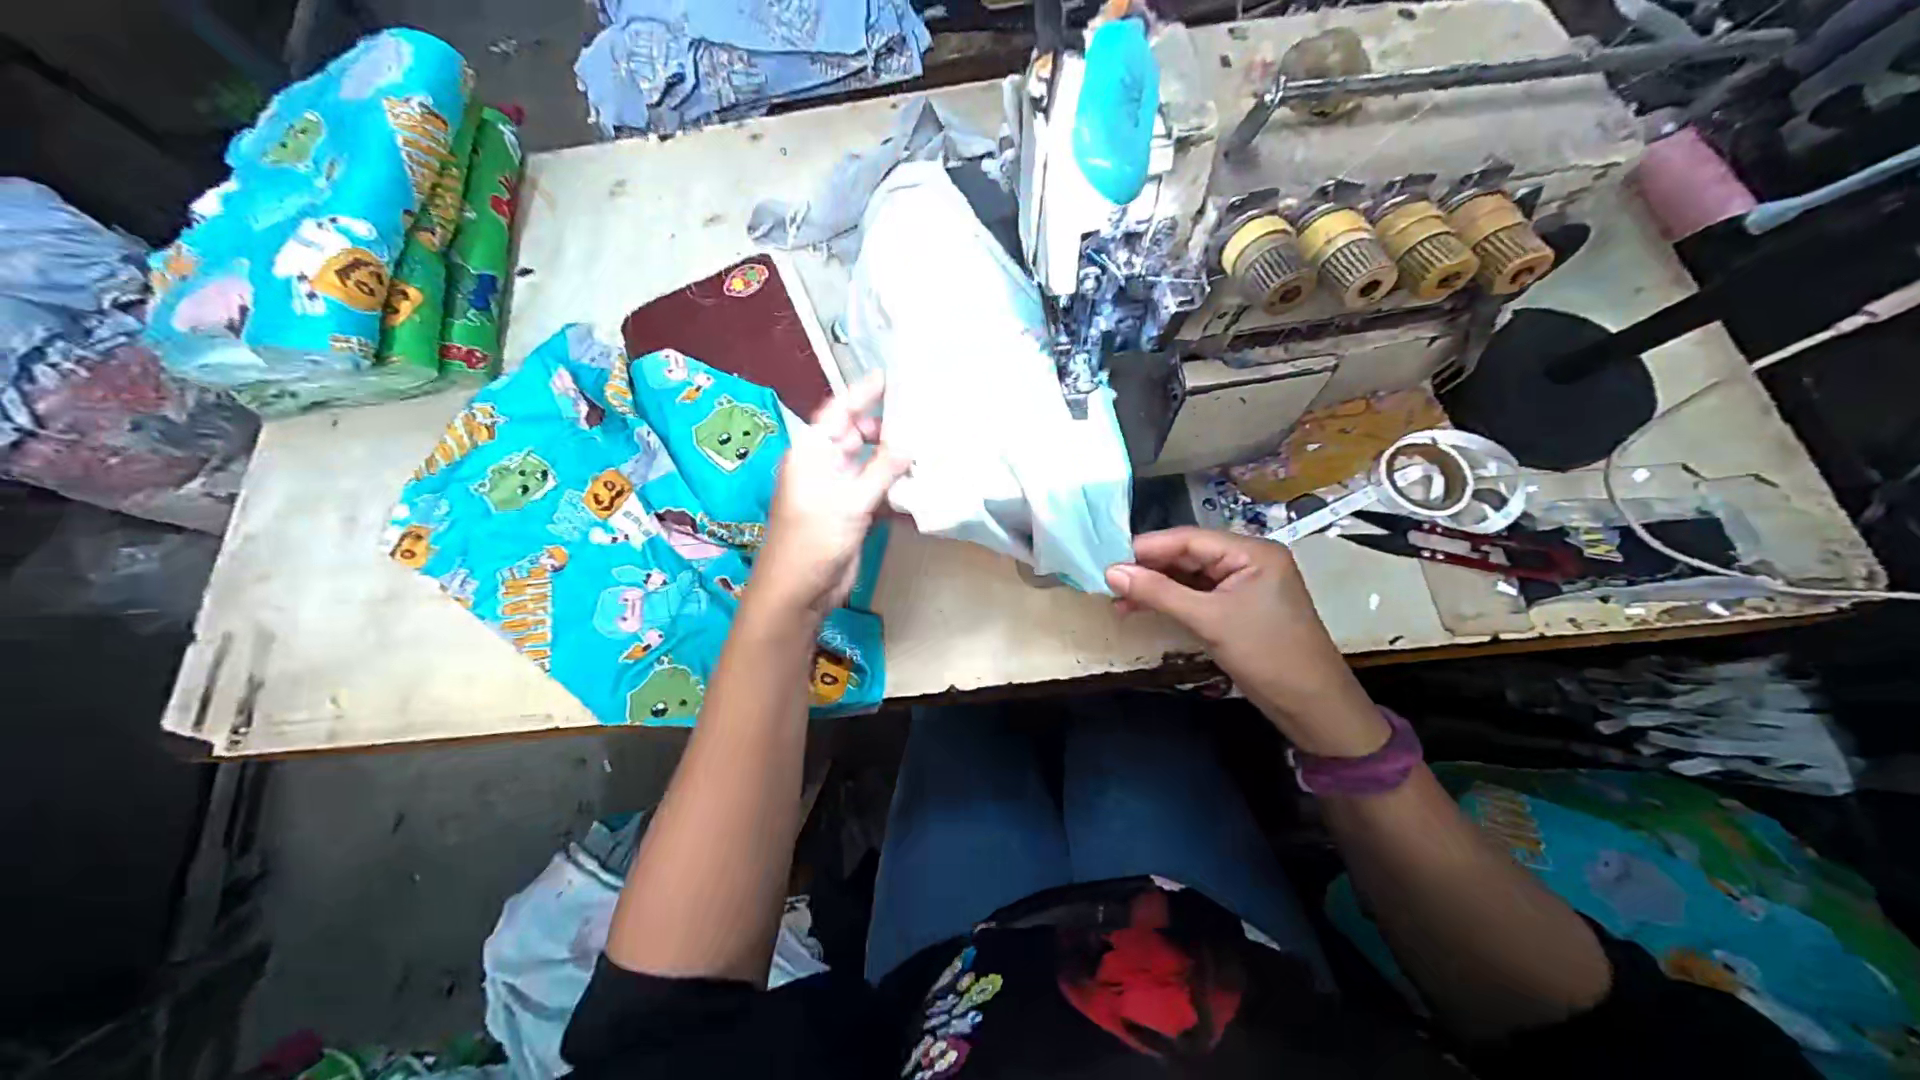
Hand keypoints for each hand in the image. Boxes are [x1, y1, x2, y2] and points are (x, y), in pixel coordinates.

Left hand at [754, 373, 909, 620]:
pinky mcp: (851, 513)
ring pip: (868, 463)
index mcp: (811, 453)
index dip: (861, 393)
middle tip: (919, 415)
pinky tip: (919, 480)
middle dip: (883, 425)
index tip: (888, 377)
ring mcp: (838, 490)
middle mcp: (823, 466)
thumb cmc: (813, 540)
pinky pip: (875, 489)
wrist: (799, 591)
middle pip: (854, 434)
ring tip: (926, 443)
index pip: (837, 412)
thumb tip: (908, 445)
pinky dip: (893, 485)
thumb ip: (881, 470)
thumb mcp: (849, 501)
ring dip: (892, 457)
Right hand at [1105, 527, 1388, 756]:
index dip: (1146, 548)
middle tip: (1108, 581)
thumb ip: (1158, 592)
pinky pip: (1198, 595)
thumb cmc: (1267, 655)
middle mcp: (1248, 560)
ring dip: (1156, 586)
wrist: (1314, 706)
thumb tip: (1111, 572)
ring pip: (1189, 576)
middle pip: (1188, 555)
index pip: (1189, 539)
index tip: (1107, 559)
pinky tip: (1143, 607)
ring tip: (1118, 599)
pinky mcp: (1238, 608)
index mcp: (1252, 552)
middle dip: (1148, 568)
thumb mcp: (1209, 620)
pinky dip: (1171, 601)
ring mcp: (1244, 585)